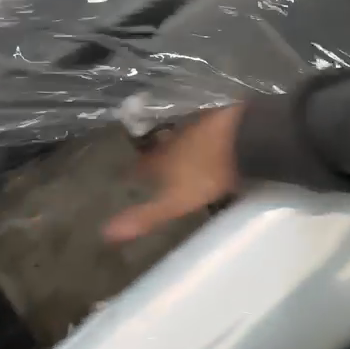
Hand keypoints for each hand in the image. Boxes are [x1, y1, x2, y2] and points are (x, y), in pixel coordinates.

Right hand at [103, 105, 243, 242]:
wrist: (244, 139)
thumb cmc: (208, 173)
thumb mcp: (176, 201)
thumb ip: (145, 216)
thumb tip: (105, 233)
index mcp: (161, 159)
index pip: (141, 166)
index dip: (135, 171)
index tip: (129, 175)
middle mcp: (173, 138)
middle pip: (159, 146)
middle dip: (155, 152)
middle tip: (153, 157)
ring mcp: (197, 123)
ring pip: (181, 132)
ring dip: (177, 139)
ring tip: (178, 146)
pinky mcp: (219, 115)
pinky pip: (204, 122)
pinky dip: (202, 128)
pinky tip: (209, 135)